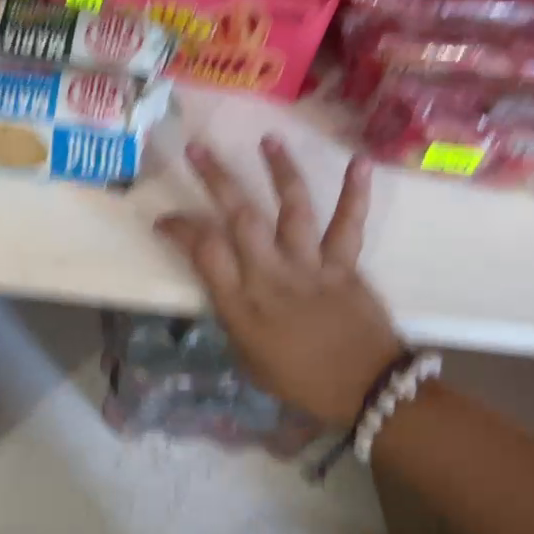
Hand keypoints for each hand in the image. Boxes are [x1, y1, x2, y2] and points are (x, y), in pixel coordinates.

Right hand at [155, 135, 401, 427]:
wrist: (370, 394)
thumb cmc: (300, 380)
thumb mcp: (247, 356)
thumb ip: (230, 312)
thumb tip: (217, 278)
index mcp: (243, 303)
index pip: (203, 251)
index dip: (180, 227)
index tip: (163, 219)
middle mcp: (273, 277)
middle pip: (241, 218)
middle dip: (217, 180)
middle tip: (197, 148)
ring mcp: (311, 267)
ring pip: (292, 210)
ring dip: (280, 171)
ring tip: (268, 139)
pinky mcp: (345, 266)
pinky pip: (349, 226)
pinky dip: (355, 194)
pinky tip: (359, 164)